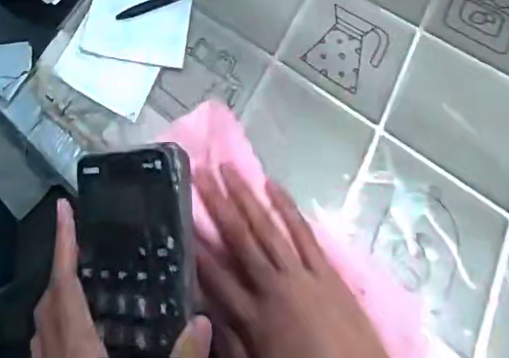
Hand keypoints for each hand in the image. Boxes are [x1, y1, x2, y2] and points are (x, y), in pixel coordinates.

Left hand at [33, 198, 211, 357]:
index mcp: (76, 345)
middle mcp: (53, 354)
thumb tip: (203, 319)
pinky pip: (44, 347)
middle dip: (60, 266)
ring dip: (55, 297)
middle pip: (49, 301)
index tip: (63, 206)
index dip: (63, 243)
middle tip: (78, 241)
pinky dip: (54, 327)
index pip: (64, 283)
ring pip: (41, 325)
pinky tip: (75, 330)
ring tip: (76, 278)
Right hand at [195, 165, 387, 357]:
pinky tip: (272, 184)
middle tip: (199, 171)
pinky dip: (287, 206)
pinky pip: (304, 233)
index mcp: (254, 319)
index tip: (181, 214)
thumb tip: (203, 313)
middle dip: (217, 203)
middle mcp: (273, 288)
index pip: (216, 276)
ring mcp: (302, 276)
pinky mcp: (328, 273)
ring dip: (245, 195)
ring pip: (267, 227)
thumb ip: (232, 345)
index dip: (196, 245)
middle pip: (239, 238)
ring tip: (226, 168)